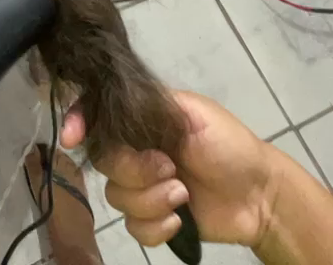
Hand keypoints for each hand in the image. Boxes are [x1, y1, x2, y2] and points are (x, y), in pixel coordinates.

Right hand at [61, 90, 290, 249]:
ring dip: (150, 200)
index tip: (72, 138)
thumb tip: (116, 103)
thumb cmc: (229, 144)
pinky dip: (156, 228)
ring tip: (183, 196)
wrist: (260, 196)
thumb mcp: (193, 113)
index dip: (78, 121)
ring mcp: (144, 185)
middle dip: (133, 170)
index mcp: (142, 118)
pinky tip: (181, 220)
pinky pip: (134, 228)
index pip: (97, 114)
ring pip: (116, 197)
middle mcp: (135, 149)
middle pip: (103, 160)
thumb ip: (153, 106)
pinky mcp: (155, 218)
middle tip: (169, 169)